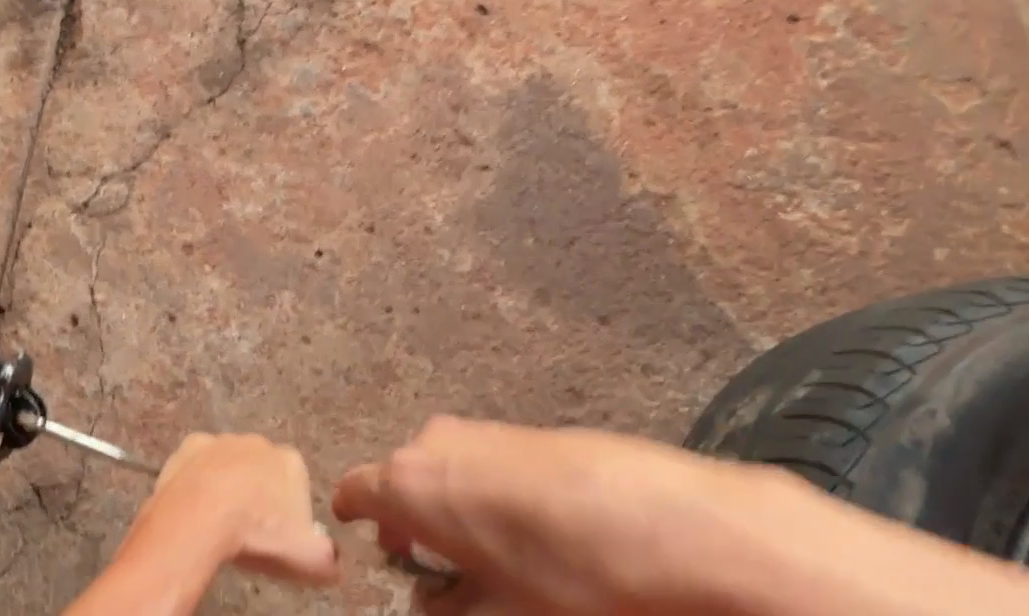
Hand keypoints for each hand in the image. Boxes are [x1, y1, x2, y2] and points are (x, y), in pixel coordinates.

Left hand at [128, 433, 339, 587]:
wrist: (202, 515)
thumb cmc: (261, 536)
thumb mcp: (312, 560)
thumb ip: (329, 557)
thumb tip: (331, 559)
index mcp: (291, 462)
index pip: (297, 483)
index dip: (290, 510)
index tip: (280, 535)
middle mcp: (259, 443)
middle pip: (263, 469)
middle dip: (259, 492)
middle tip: (251, 529)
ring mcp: (222, 441)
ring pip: (230, 463)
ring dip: (228, 483)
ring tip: (221, 520)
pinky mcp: (191, 446)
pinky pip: (199, 463)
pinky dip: (199, 478)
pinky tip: (197, 504)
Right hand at [332, 416, 777, 613]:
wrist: (674, 525)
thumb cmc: (574, 578)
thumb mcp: (502, 615)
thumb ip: (450, 610)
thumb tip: (432, 606)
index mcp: (411, 483)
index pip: (355, 490)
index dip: (354, 517)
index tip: (362, 538)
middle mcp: (435, 444)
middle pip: (401, 480)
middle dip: (409, 521)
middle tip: (427, 562)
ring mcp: (481, 432)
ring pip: (445, 469)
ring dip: (449, 507)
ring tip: (482, 552)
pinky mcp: (523, 431)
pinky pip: (484, 461)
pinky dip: (486, 492)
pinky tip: (527, 531)